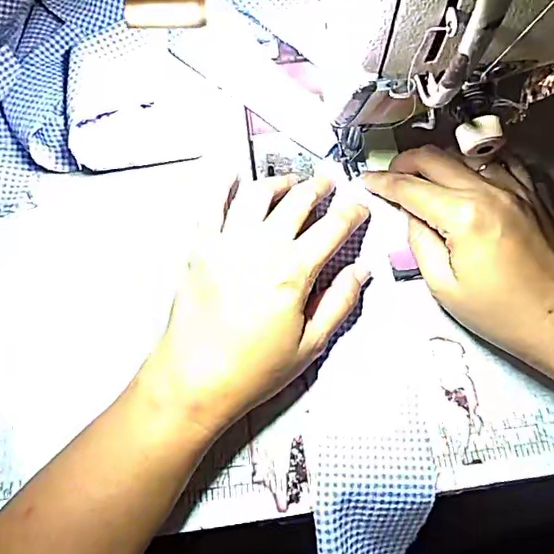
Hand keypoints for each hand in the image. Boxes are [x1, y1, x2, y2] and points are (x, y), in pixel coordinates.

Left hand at [134, 174, 371, 440]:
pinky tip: (232, 175)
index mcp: (292, 273)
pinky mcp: (200, 247)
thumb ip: (339, 303)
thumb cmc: (249, 370)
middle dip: (319, 187)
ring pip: (258, 194)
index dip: (351, 212)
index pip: (332, 227)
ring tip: (289, 182)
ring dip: (279, 182)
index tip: (357, 209)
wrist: (194, 379)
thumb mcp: (309, 346)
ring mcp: (227, 244)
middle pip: (298, 201)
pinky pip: (211, 205)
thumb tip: (359, 273)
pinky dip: (223, 185)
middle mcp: (260, 249)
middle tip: (328, 184)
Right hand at [364, 146, 553, 383]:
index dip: (381, 182)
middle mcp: (490, 192)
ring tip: (422, 175)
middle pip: (434, 158)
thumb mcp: (443, 286)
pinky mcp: (533, 195)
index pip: (409, 186)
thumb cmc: (503, 315)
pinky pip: (500, 161)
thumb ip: (418, 242)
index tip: (366, 181)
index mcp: (463, 216)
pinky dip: (475, 162)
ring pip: (464, 153)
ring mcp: (516, 189)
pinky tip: (466, 173)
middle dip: (404, 163)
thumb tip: (410, 215)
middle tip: (389, 176)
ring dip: (437, 160)